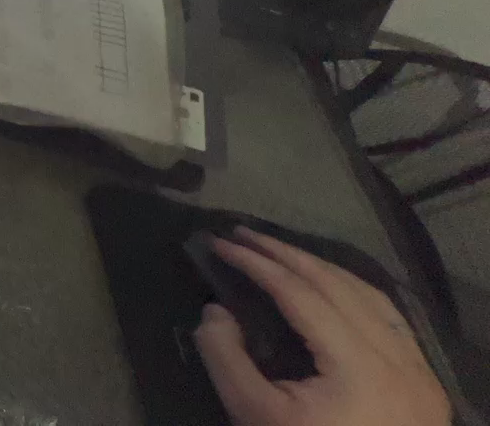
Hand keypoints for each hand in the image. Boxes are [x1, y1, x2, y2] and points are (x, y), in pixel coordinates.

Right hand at [194, 227, 448, 425]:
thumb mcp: (251, 409)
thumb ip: (223, 353)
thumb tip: (216, 310)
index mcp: (361, 369)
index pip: (300, 293)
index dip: (255, 262)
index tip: (217, 242)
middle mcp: (400, 364)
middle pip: (338, 286)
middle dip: (284, 252)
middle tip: (240, 232)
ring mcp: (420, 374)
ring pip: (371, 297)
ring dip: (319, 265)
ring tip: (277, 250)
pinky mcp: (424, 385)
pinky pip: (390, 319)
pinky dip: (350, 289)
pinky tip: (325, 283)